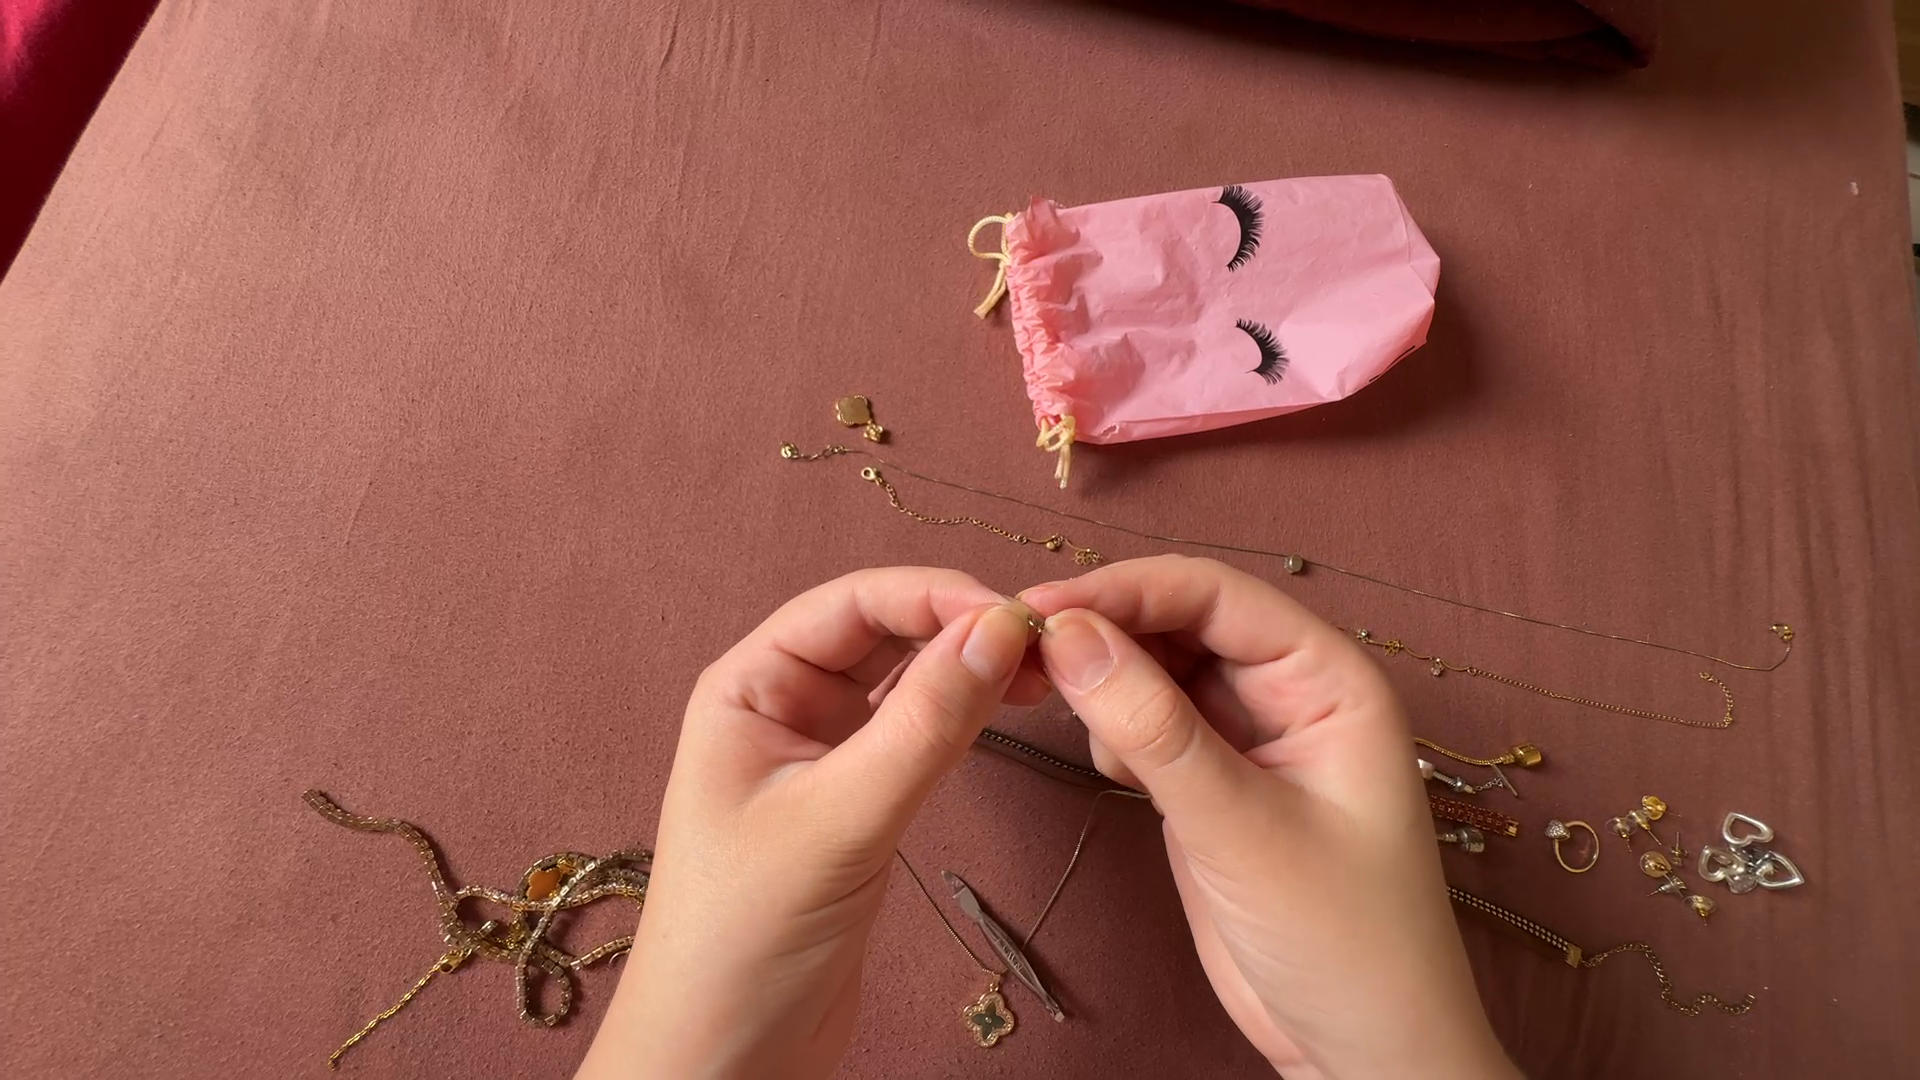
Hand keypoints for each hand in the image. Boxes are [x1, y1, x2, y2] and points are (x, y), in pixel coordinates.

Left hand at [575, 568, 1044, 1079]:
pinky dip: (965, 709)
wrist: (728, 1061)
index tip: (1011, 615)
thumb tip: (999, 631)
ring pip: (908, 674)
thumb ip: (924, 723)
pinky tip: (1006, 703)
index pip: (853, 603)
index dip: (934, 594)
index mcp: (752, 682)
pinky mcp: (860, 785)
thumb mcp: (839, 819)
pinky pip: (919, 723)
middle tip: (1039, 643)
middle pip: (885, 629)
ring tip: (1038, 670)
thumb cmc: (745, 938)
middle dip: (959, 625)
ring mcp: (825, 741)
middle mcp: (788, 697)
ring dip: (970, 664)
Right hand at [1022, 556, 1516, 1079]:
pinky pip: (1140, 717)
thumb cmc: (1341, 941)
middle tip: (1030, 652)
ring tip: (1075, 718)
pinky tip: (1120, 774)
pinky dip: (1112, 730)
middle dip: (1104, 630)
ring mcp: (1240, 729)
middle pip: (1176, 621)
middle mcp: (1282, 687)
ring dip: (1104, 681)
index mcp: (1324, 675)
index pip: (1213, 594)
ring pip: (1151, 667)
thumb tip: (1065, 634)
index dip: (1125, 588)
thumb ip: (1152, 726)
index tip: (1042, 604)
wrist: (1355, 1055)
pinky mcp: (1204, 769)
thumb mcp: (1242, 828)